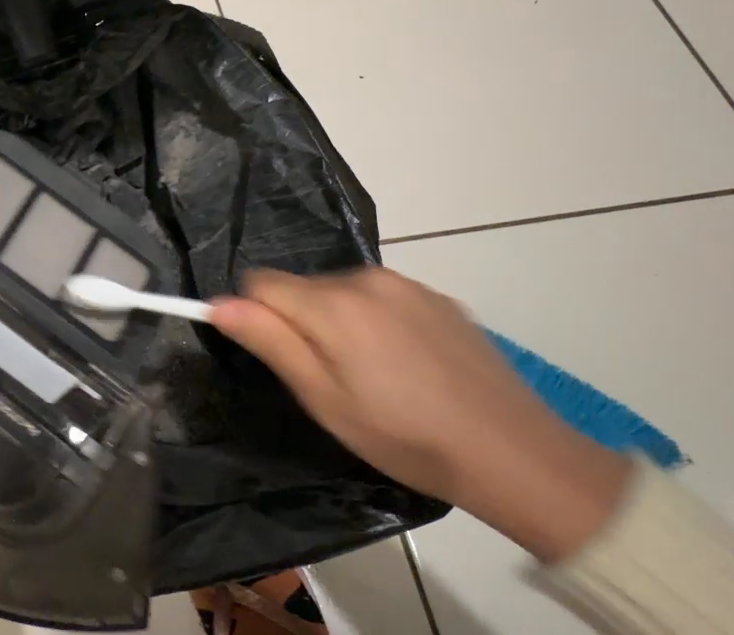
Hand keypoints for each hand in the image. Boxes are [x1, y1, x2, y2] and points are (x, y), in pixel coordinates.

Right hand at [211, 267, 631, 562]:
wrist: (515, 454)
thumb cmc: (405, 437)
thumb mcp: (324, 399)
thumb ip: (269, 341)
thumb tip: (218, 303)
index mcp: (333, 304)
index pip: (260, 281)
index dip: (254, 314)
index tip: (275, 356)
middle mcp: (367, 279)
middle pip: (303, 286)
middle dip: (300, 322)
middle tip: (329, 379)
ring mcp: (409, 285)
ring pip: (343, 292)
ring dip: (339, 322)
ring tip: (372, 376)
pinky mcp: (440, 299)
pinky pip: (383, 299)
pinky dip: (378, 323)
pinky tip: (407, 367)